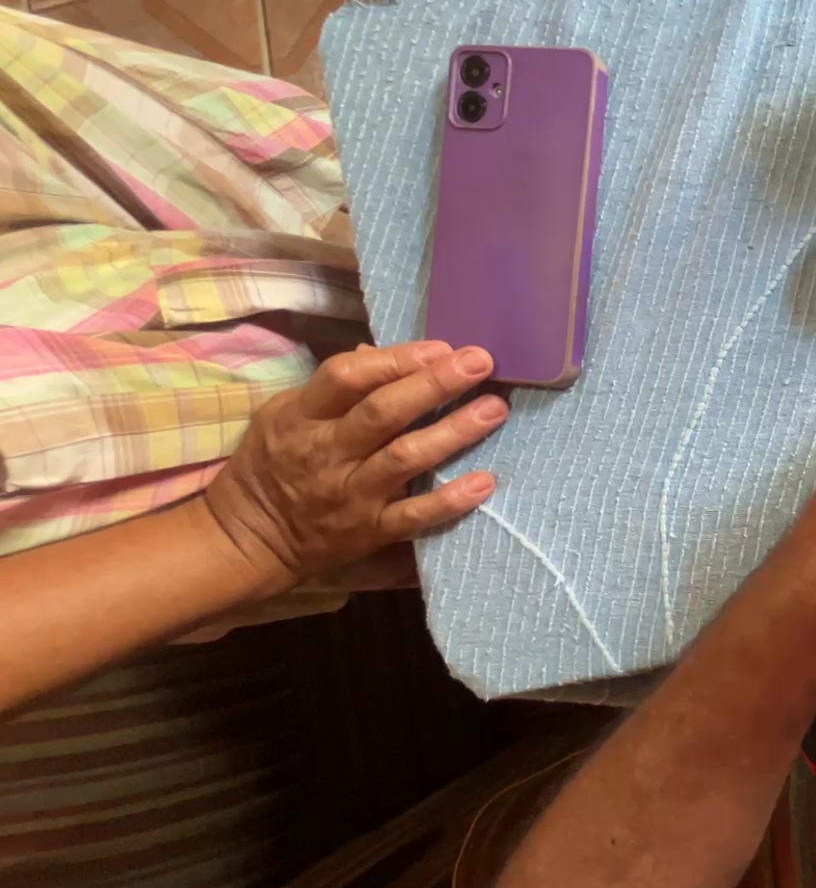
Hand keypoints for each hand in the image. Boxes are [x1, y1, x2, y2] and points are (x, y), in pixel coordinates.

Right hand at [203, 341, 508, 596]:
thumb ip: (337, 387)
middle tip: (480, 363)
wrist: (247, 540)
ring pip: (405, 458)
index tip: (442, 347)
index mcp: (302, 417)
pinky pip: (415, 515)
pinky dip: (450, 500)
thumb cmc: (276, 464)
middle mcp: (327, 452)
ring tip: (495, 408)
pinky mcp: (371, 530)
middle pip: (382, 413)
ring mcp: (351, 493)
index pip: (345, 378)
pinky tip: (485, 482)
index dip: (395, 360)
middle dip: (434, 384)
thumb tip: (378, 350)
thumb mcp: (287, 416)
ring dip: (454, 432)